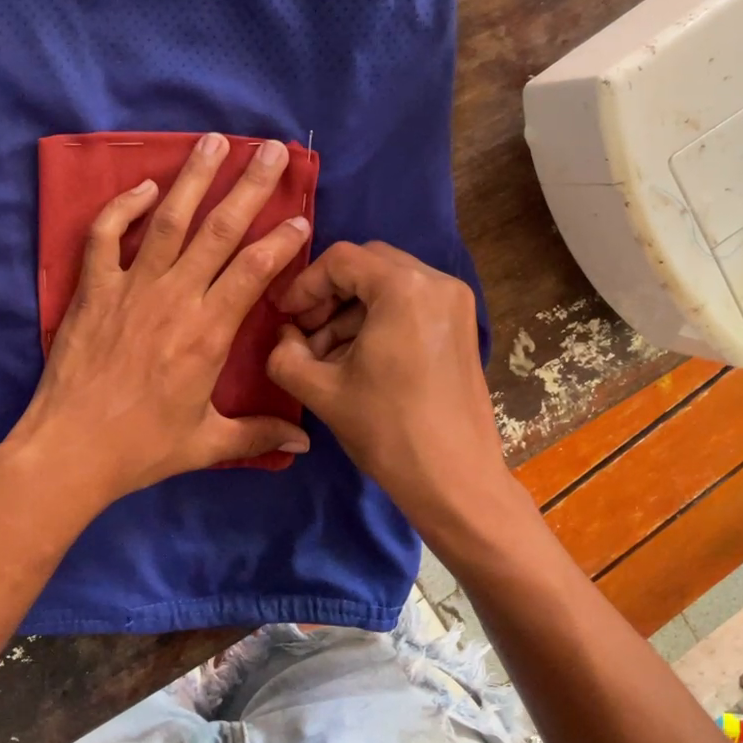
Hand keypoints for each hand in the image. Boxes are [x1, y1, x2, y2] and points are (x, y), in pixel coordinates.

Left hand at [3, 134, 314, 507]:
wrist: (70, 449)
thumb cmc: (141, 448)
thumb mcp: (207, 444)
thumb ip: (258, 436)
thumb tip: (307, 445)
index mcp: (209, 332)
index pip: (255, 269)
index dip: (281, 239)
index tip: (300, 214)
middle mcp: (174, 297)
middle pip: (219, 230)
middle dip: (249, 186)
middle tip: (272, 151)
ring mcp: (130, 287)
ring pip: (168, 220)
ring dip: (193, 178)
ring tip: (214, 141)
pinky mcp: (92, 289)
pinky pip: (106, 236)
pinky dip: (121, 208)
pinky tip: (143, 186)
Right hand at [266, 241, 506, 517]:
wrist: (455, 482)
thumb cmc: (387, 430)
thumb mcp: (321, 390)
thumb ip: (285, 353)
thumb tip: (284, 337)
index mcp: (405, 287)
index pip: (341, 260)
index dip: (303, 284)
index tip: (282, 316)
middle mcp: (437, 283)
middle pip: (367, 265)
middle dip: (328, 294)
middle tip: (302, 331)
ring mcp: (455, 304)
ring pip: (387, 285)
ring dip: (349, 310)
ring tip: (323, 355)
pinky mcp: (461, 328)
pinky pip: (409, 304)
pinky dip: (377, 320)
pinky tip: (355, 360)